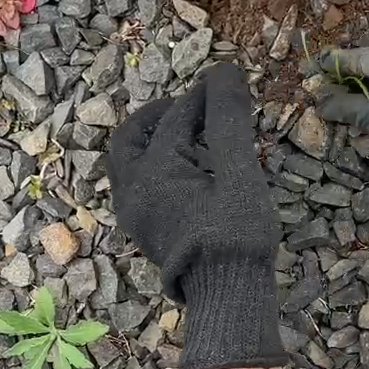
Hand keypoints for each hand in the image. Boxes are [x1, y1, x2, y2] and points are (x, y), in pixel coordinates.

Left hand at [108, 63, 286, 368]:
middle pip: (131, 137)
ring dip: (152, 141)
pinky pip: (136, 185)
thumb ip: (228, 121)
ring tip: (190, 136)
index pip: (177, 118)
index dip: (203, 96)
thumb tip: (226, 71)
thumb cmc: (236, 235)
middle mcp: (133, 190)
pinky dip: (153, 166)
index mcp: (153, 172)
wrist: (227, 296)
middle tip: (190, 106)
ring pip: (128, 163)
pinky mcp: (144, 231)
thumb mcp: (239, 174)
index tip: (226, 81)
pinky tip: (185, 170)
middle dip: (159, 115)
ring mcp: (134, 214)